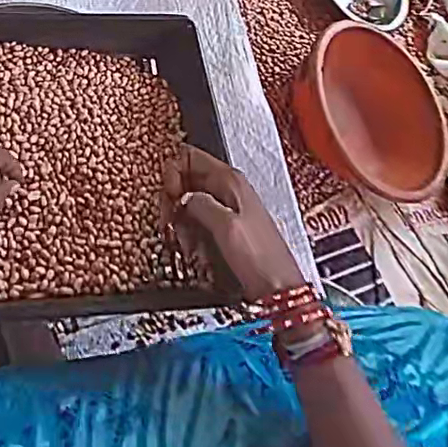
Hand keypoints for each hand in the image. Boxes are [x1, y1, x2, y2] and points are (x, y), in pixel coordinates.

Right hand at [160, 144, 304, 300]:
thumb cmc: (259, 257)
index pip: (190, 156)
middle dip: (173, 200)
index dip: (174, 172)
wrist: (277, 289)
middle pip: (186, 180)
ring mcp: (226, 208)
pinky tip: (193, 248)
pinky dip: (190, 234)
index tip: (170, 194)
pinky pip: (197, 222)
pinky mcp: (224, 228)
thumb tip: (181, 196)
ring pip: (189, 203)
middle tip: (170, 220)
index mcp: (230, 180)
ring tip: (186, 241)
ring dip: (181, 221)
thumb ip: (200, 204)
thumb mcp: (226, 226)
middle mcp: (228, 190)